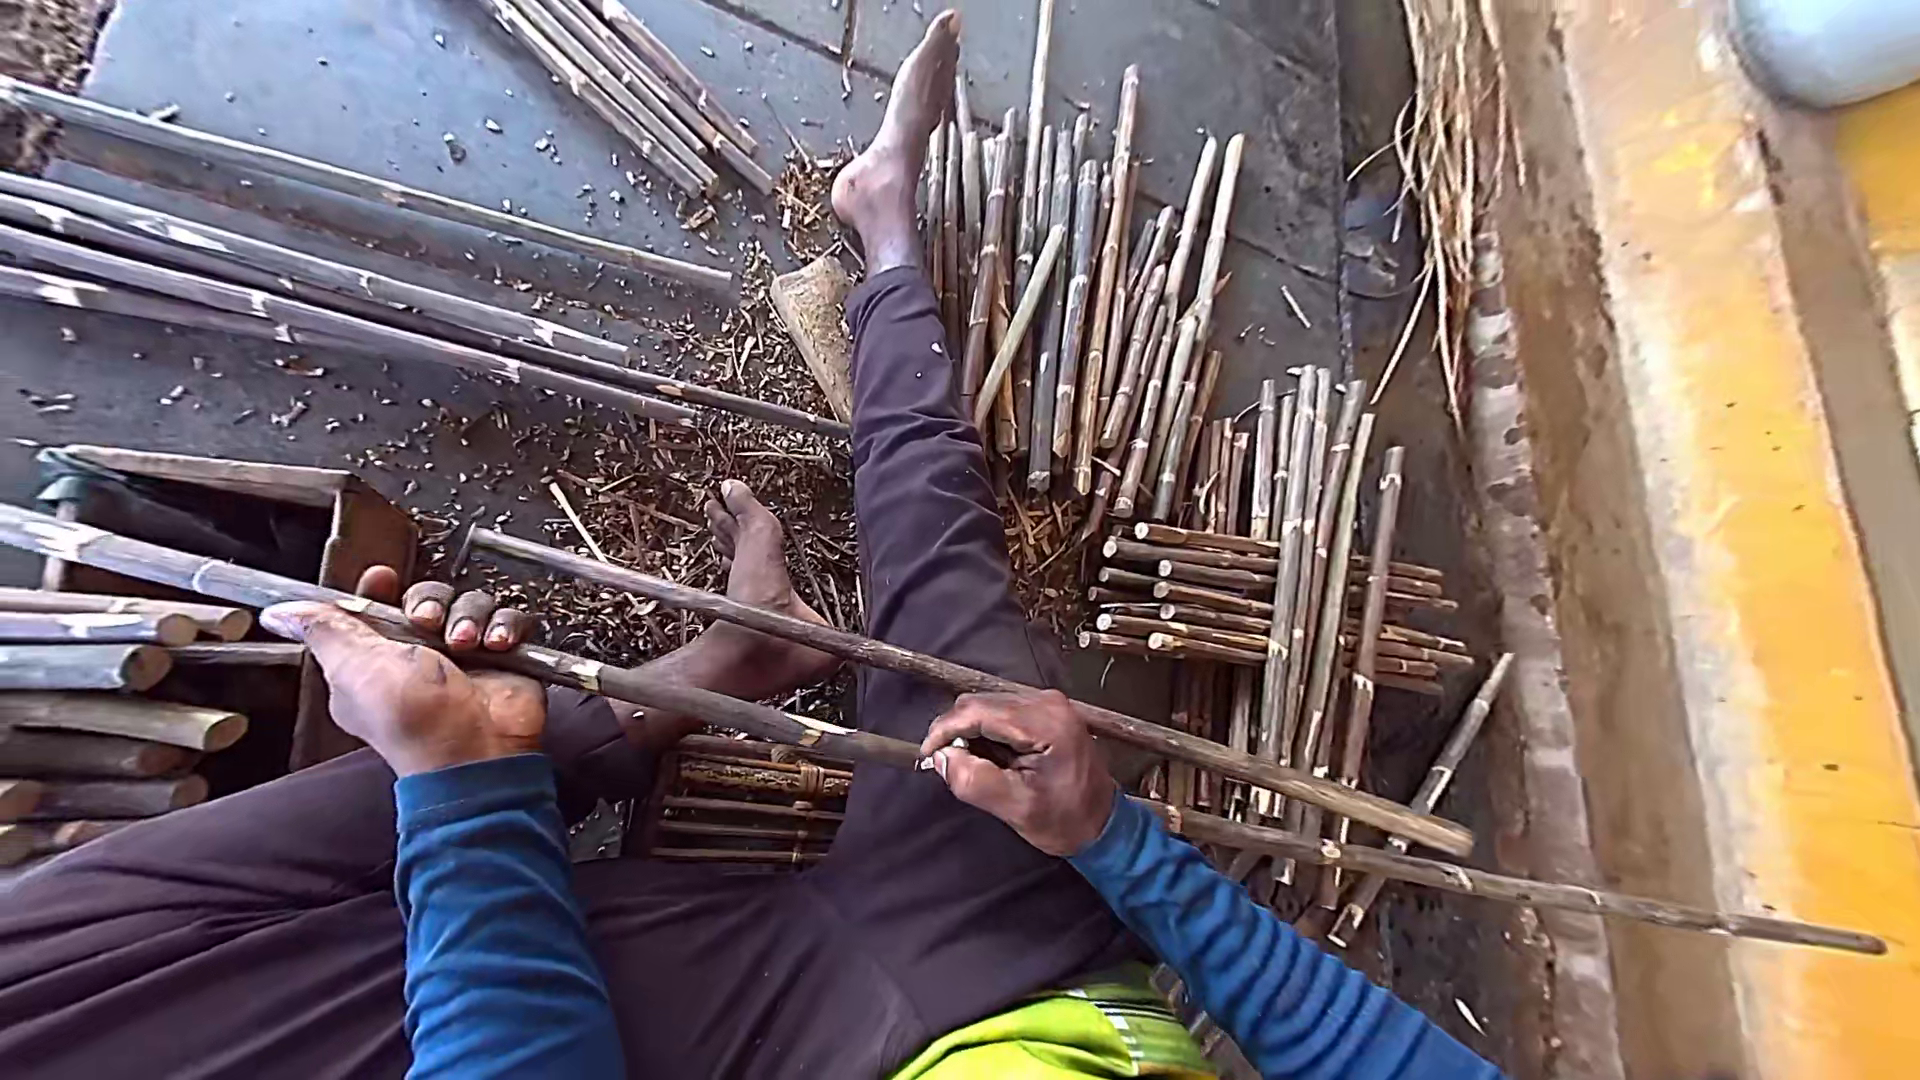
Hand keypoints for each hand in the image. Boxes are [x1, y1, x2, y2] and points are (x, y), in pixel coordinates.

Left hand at [259, 569, 544, 775]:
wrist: (475, 743)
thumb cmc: (412, 717)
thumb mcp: (357, 668)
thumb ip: (328, 632)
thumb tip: (281, 612)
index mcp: (378, 657)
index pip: (377, 608)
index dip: (380, 589)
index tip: (383, 576)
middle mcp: (424, 652)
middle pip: (431, 597)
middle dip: (432, 603)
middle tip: (431, 623)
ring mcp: (468, 653)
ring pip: (474, 604)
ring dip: (472, 617)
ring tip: (468, 643)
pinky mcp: (506, 655)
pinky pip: (512, 620)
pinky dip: (506, 627)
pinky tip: (497, 645)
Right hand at [920, 690, 1116, 856]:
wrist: (1103, 823)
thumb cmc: (1066, 820)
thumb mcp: (1016, 808)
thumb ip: (975, 780)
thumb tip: (942, 757)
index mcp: (1046, 722)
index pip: (979, 710)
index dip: (945, 729)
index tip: (928, 753)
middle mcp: (1047, 702)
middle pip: (982, 703)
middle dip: (957, 731)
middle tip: (948, 764)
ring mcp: (1048, 703)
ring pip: (989, 705)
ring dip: (971, 732)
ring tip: (973, 765)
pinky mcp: (1046, 710)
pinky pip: (1002, 711)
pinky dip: (986, 731)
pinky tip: (990, 757)